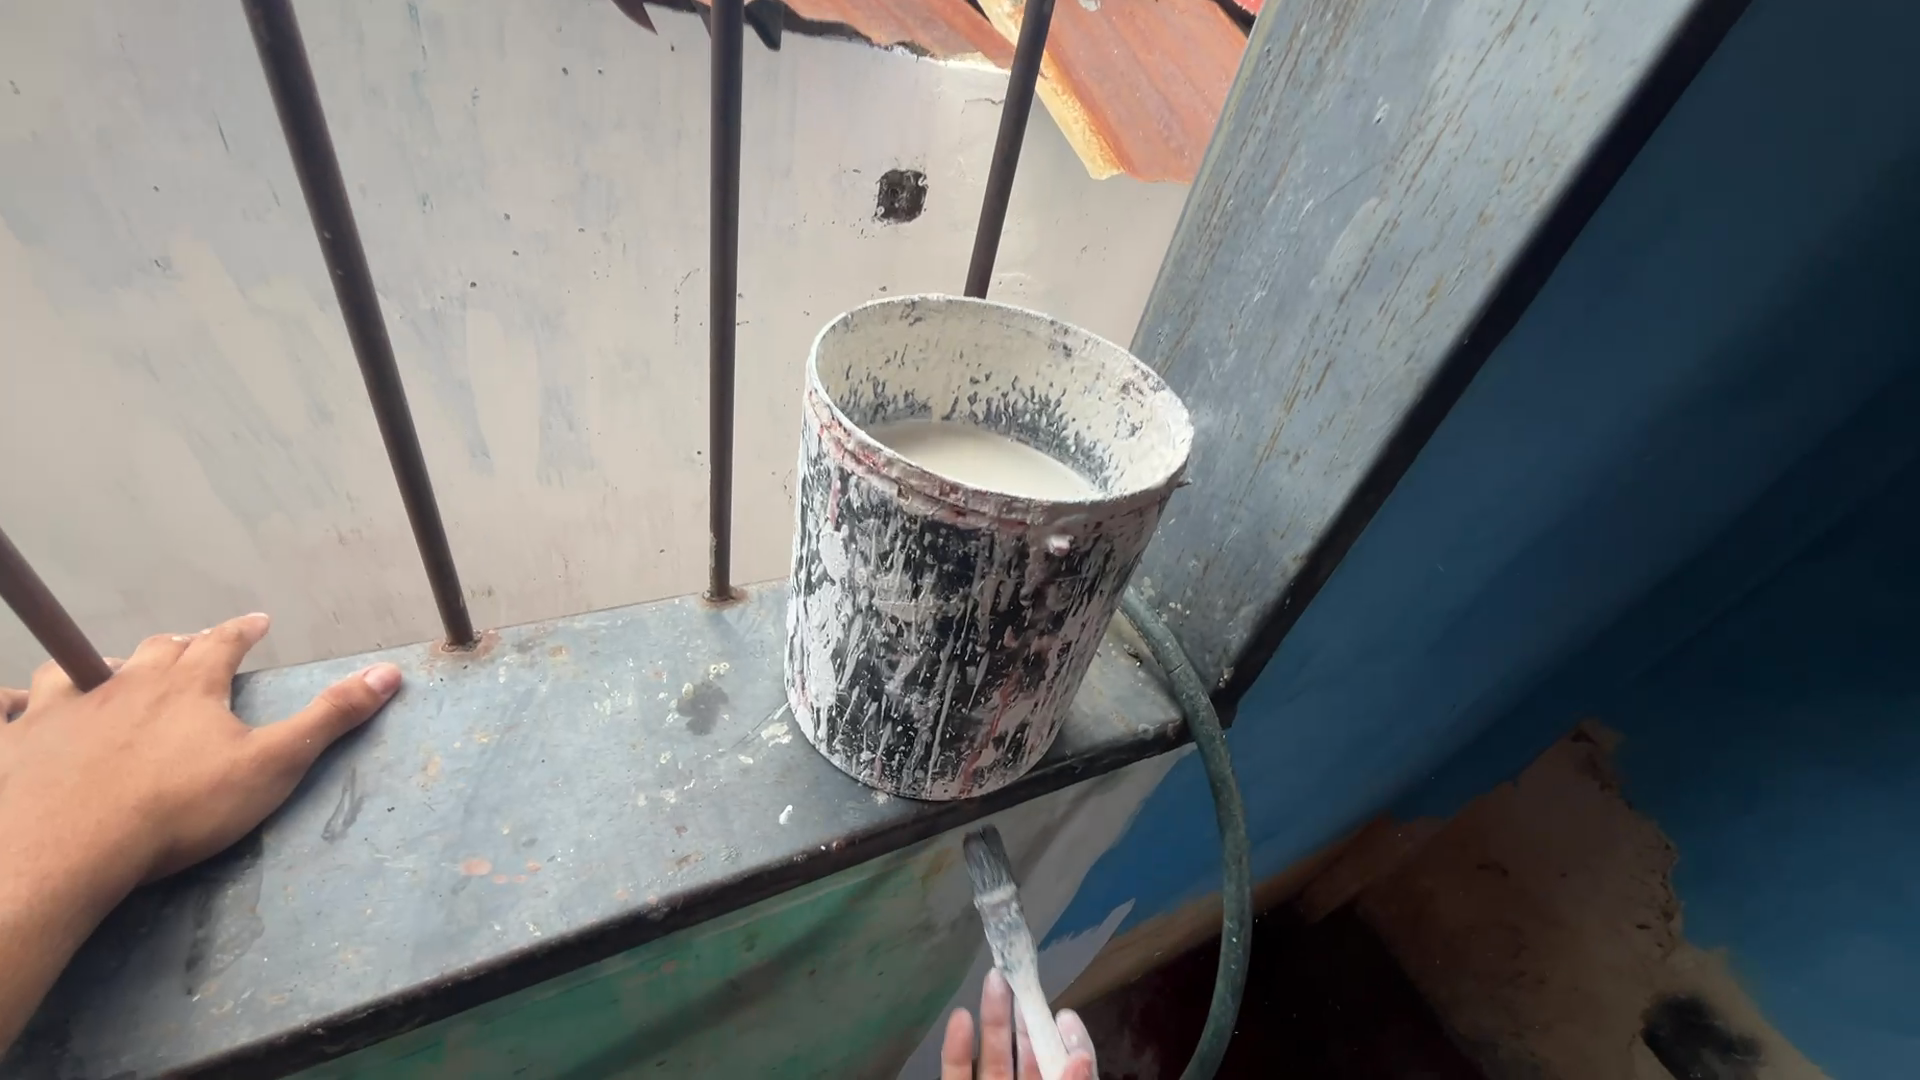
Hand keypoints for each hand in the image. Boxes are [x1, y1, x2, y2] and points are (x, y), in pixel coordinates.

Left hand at [0, 612, 400, 883]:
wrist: (52, 860)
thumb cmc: (178, 809)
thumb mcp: (275, 763)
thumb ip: (332, 715)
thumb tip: (389, 672)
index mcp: (189, 687)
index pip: (223, 643)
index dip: (244, 630)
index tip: (259, 621)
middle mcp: (123, 688)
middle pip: (156, 650)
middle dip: (182, 644)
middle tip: (195, 648)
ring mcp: (55, 716)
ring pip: (77, 671)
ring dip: (101, 666)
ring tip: (111, 675)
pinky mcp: (8, 749)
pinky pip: (0, 712)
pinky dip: (8, 705)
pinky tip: (11, 709)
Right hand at [942, 968, 1097, 1079]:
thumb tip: (1082, 1056)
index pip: (1068, 1066)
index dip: (1069, 1041)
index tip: (1066, 1015)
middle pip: (1026, 1053)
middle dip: (1025, 1011)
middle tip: (1020, 974)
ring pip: (992, 1056)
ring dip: (993, 1016)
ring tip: (995, 977)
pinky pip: (956, 1075)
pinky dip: (956, 1048)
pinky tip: (960, 1017)